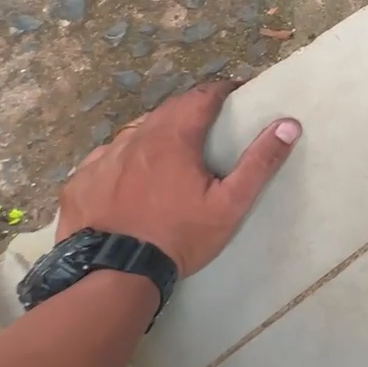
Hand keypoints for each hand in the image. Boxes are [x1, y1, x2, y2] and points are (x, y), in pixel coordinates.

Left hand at [57, 81, 299, 276]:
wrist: (111, 277)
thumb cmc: (179, 236)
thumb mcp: (231, 203)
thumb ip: (260, 161)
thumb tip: (288, 124)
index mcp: (173, 140)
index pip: (200, 97)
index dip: (221, 90)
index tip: (238, 91)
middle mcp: (134, 141)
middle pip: (167, 109)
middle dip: (192, 107)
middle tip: (212, 118)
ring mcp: (101, 161)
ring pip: (135, 131)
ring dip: (158, 129)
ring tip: (173, 146)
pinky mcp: (78, 183)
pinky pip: (105, 156)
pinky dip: (125, 155)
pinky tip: (131, 173)